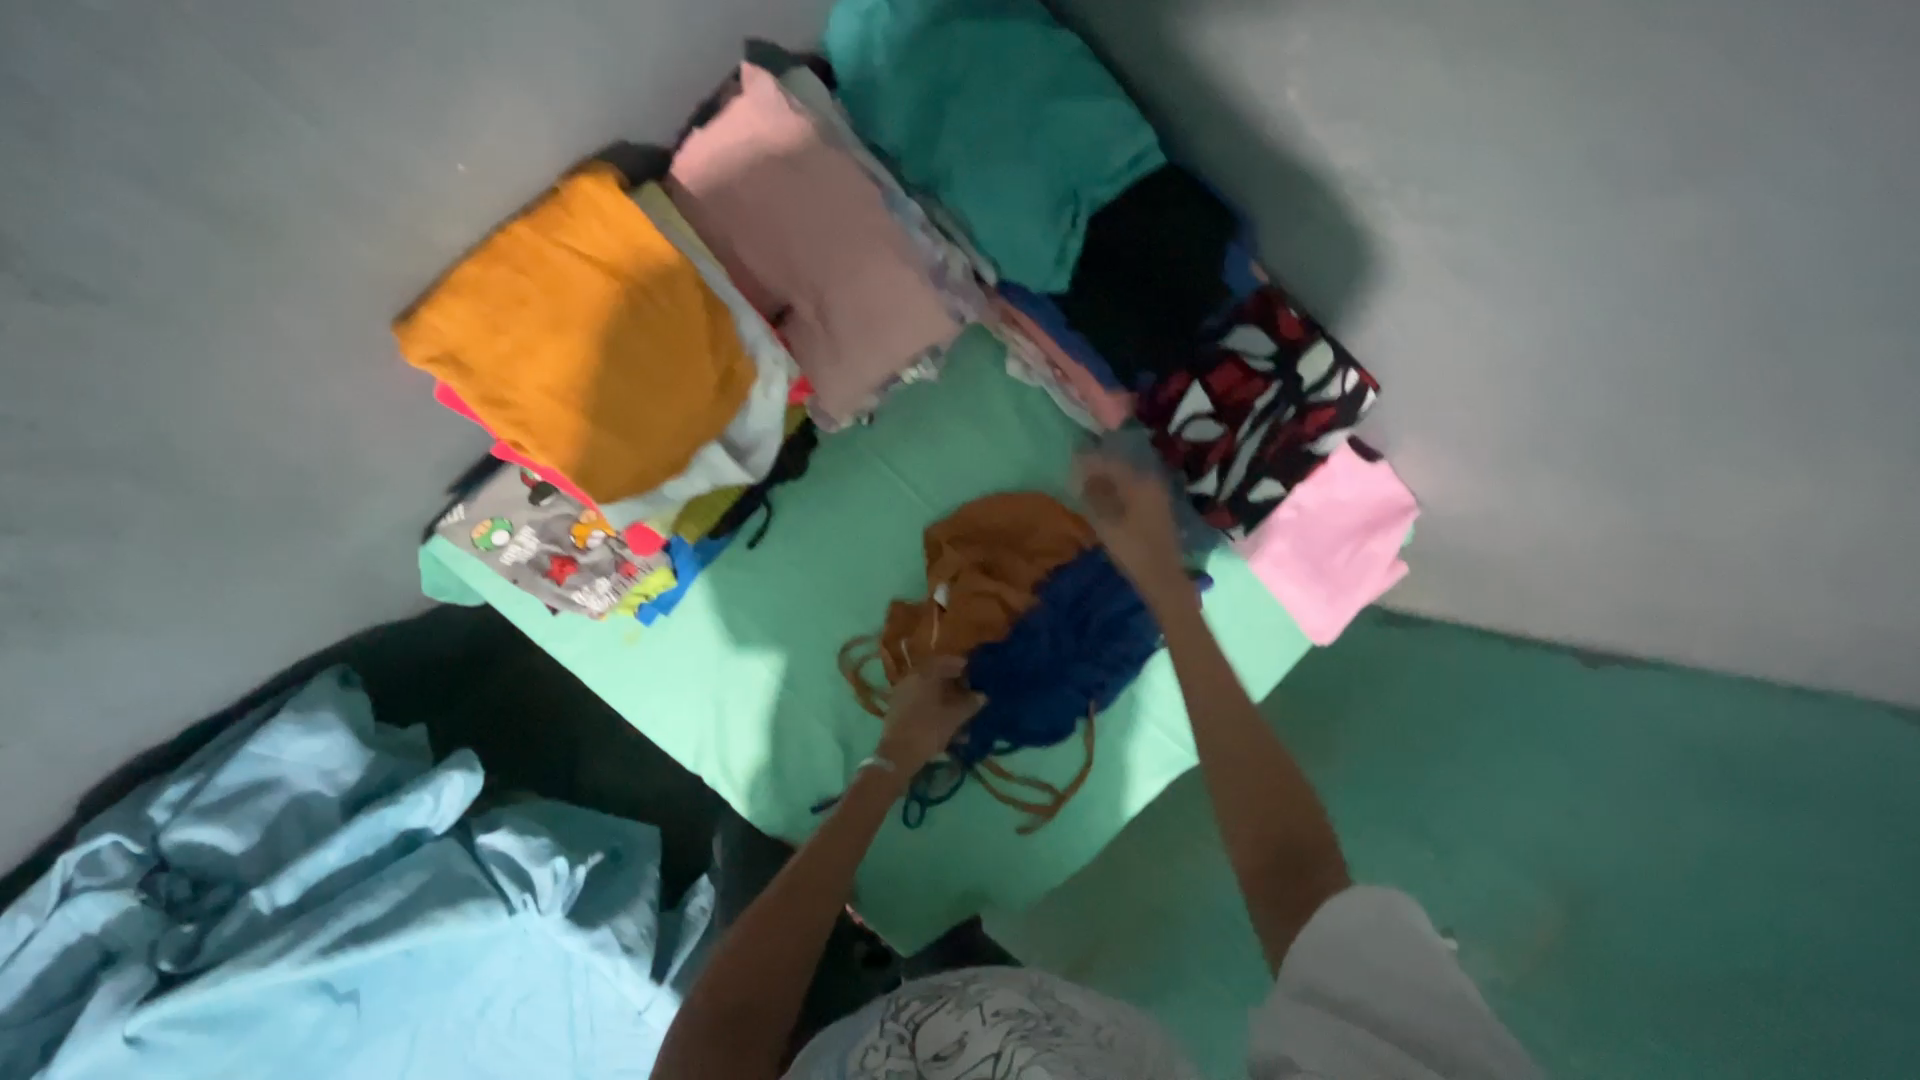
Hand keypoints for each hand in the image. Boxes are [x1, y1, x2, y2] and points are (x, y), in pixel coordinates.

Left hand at [876, 656, 986, 772]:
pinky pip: (921, 706)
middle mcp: (910, 681)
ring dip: (946, 701)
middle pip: (935, 678)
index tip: (972, 670)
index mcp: (923, 675)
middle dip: (954, 685)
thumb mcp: (954, 717)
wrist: (898, 755)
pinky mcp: (898, 713)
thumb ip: (970, 704)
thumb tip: (982, 696)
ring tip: (963, 712)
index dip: (959, 665)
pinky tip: (950, 727)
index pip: (943, 662)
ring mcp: (902, 697)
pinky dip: (935, 711)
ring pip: (929, 694)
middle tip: (969, 691)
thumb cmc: (928, 729)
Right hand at [1074, 451, 1190, 608]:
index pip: (1110, 463)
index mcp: (1140, 483)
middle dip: (1099, 471)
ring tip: (1087, 489)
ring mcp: (1158, 497)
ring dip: (1108, 483)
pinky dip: (1119, 494)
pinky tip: (1106, 502)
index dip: (1089, 462)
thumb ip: (1093, 497)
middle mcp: (1152, 483)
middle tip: (1077, 476)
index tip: (1071, 463)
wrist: (1162, 577)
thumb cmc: (1132, 550)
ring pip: (1128, 482)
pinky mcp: (1159, 510)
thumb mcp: (1106, 523)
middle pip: (1121, 470)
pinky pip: (1134, 493)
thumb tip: (1081, 478)